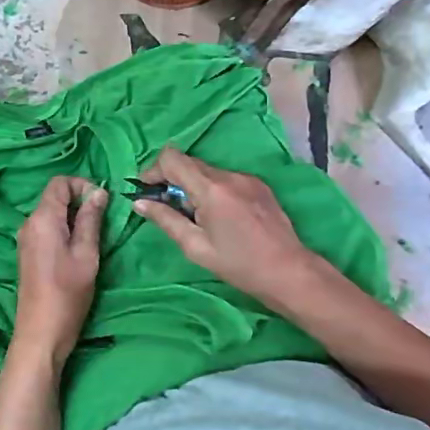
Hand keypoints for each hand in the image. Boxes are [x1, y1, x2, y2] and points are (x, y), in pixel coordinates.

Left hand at [13, 177, 107, 361]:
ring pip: (52, 213)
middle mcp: (29, 223)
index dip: (82, 184)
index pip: (59, 182)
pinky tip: (78, 250)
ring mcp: (26, 239)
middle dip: (80, 201)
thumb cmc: (67, 293)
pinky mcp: (28, 253)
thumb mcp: (87, 254)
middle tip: (103, 221)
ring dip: (74, 217)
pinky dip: (64, 230)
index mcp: (42, 218)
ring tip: (93, 237)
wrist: (40, 334)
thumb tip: (99, 192)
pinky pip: (47, 228)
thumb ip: (91, 219)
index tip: (102, 202)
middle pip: (55, 196)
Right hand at [133, 147, 331, 307]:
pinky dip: (213, 190)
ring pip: (207, 171)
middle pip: (189, 162)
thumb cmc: (239, 265)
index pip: (172, 158)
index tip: (148, 192)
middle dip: (172, 180)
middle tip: (168, 209)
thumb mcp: (195, 247)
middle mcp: (229, 175)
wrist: (289, 271)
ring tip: (197, 218)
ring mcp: (246, 178)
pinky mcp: (259, 185)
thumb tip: (140, 202)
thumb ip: (166, 220)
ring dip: (193, 186)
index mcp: (211, 188)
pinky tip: (221, 218)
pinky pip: (226, 179)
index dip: (153, 170)